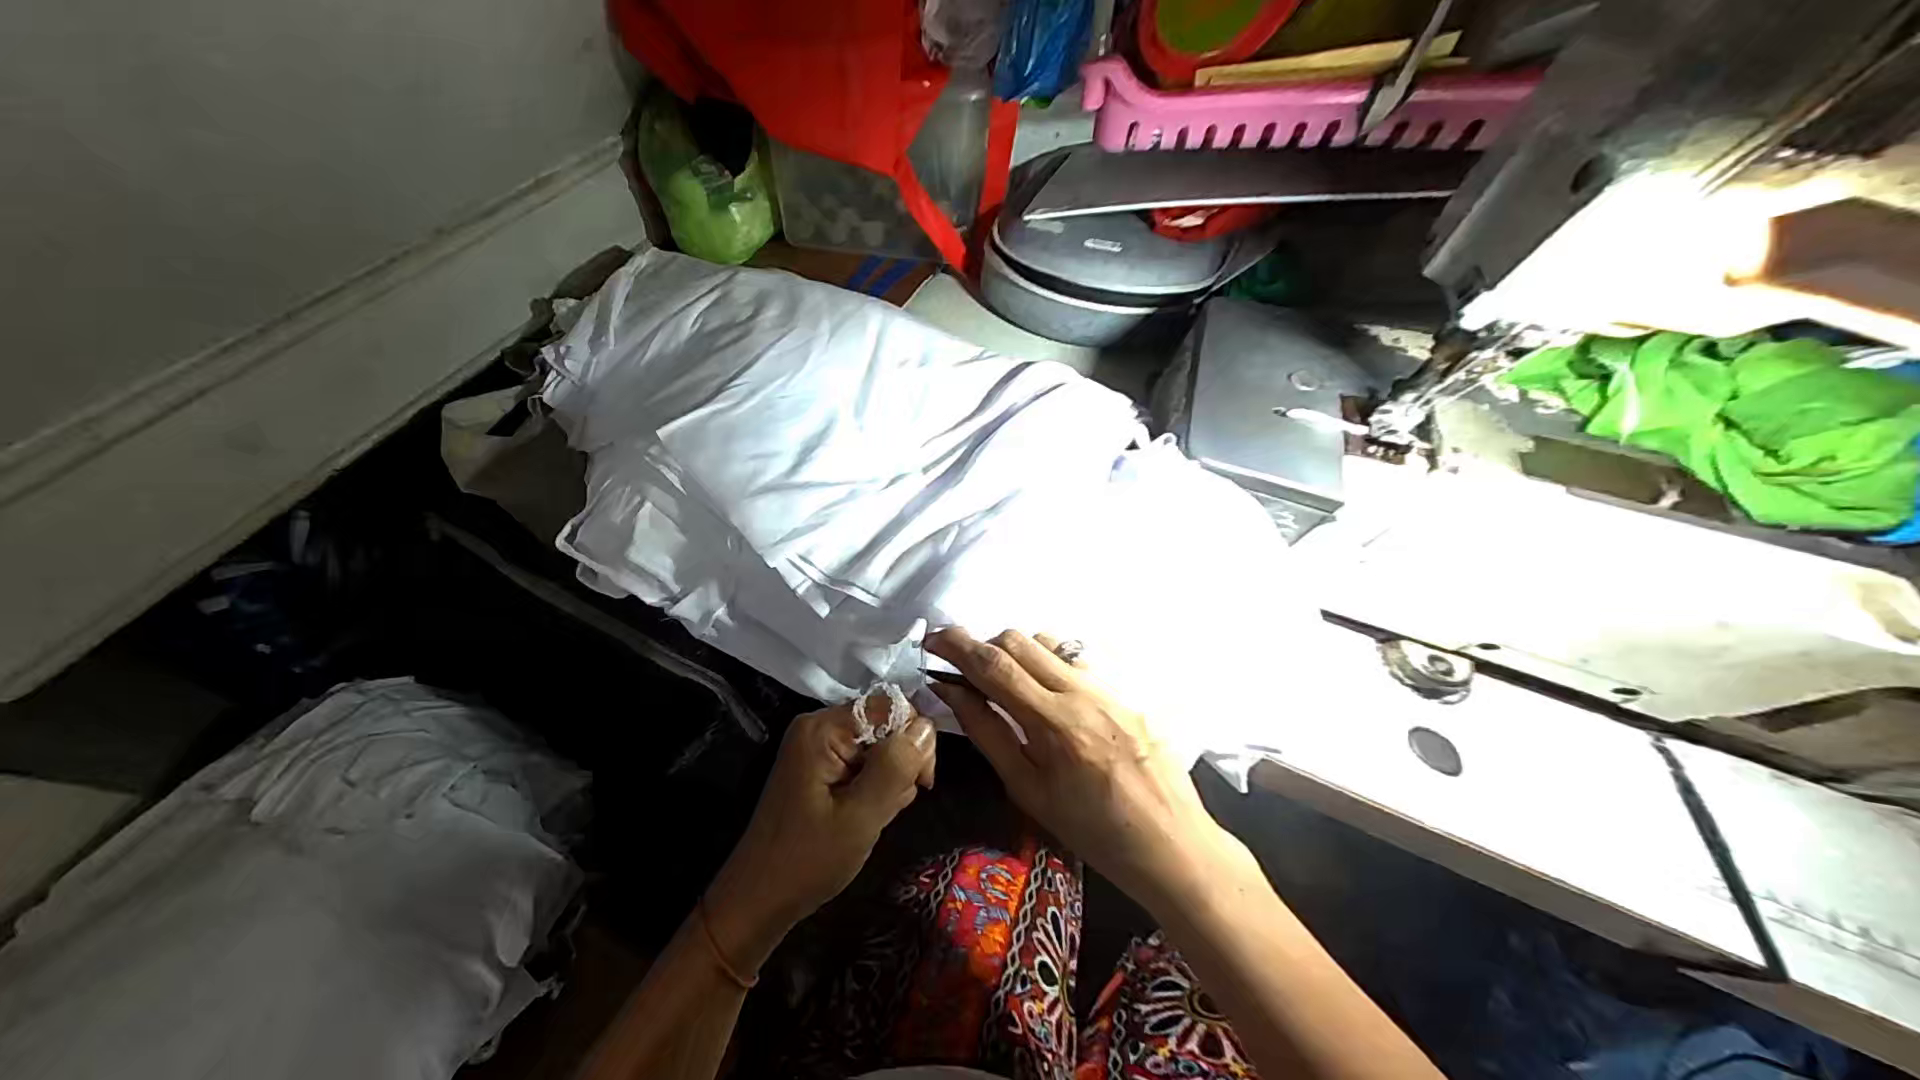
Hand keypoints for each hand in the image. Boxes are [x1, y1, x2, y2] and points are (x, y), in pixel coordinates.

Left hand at [704, 699, 936, 972]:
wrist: (760, 900)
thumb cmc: (808, 861)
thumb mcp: (861, 816)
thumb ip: (896, 767)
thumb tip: (926, 725)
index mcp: (822, 728)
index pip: (892, 706)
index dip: (914, 739)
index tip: (920, 783)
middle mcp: (819, 726)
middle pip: (887, 724)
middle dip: (900, 764)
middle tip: (886, 807)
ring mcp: (818, 747)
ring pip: (881, 747)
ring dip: (889, 781)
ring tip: (872, 816)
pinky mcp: (821, 767)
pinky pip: (865, 763)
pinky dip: (875, 788)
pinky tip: (865, 815)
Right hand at [926, 628, 1238, 917]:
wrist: (1172, 845)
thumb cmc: (1093, 832)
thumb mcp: (1028, 791)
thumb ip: (988, 734)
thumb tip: (953, 692)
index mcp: (1055, 723)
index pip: (994, 665)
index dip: (957, 645)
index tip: (932, 639)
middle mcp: (1083, 693)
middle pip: (1019, 639)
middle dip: (983, 644)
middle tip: (965, 671)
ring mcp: (1109, 688)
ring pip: (1049, 643)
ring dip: (1016, 652)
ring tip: (1006, 684)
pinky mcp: (1126, 692)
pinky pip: (1076, 660)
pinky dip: (1048, 663)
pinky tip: (1048, 695)